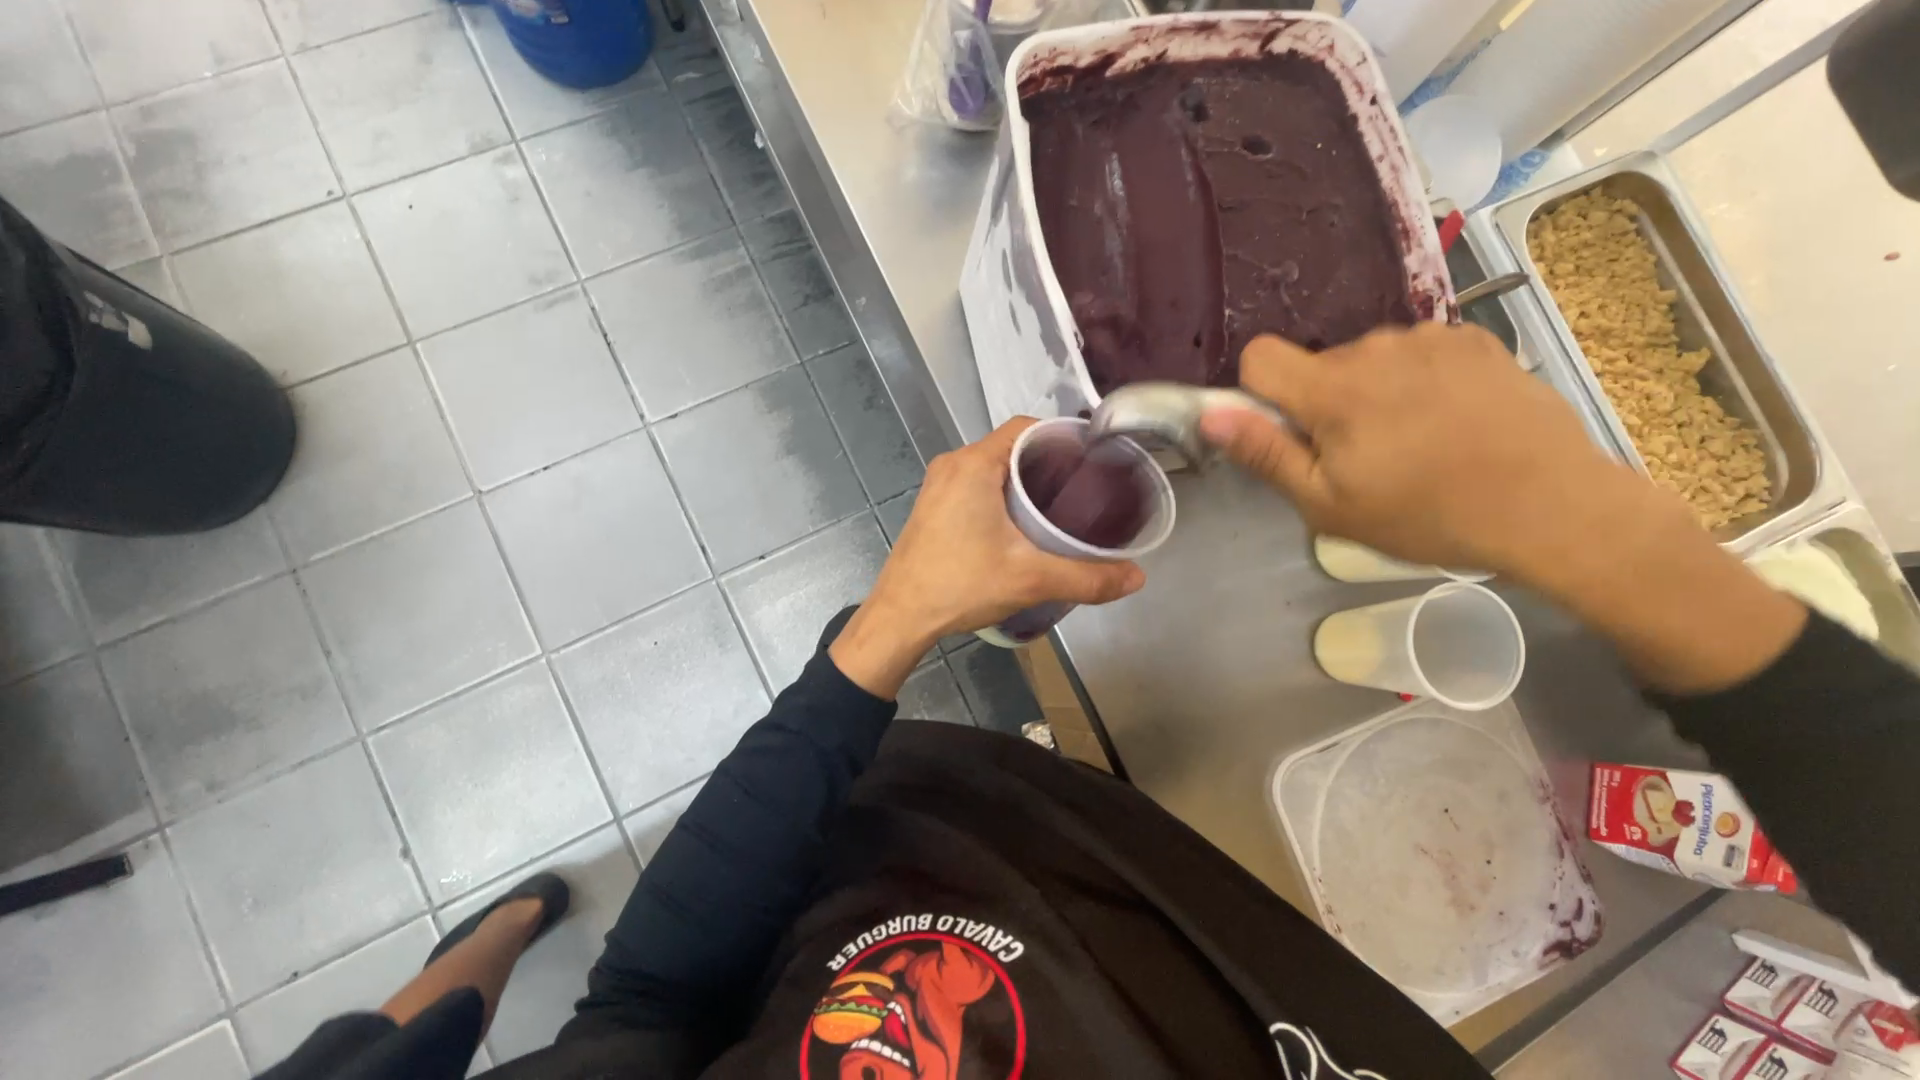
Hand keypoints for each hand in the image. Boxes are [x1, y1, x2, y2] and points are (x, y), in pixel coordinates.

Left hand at [829, 417, 1145, 697]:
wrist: (899, 618)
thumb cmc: (960, 585)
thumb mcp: (1031, 579)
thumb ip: (1088, 577)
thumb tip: (1137, 577)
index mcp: (974, 464)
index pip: (1026, 428)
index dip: (1062, 438)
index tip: (1092, 462)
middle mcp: (952, 465)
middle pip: (1010, 447)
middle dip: (1049, 463)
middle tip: (1084, 489)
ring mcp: (937, 487)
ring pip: (992, 468)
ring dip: (1024, 481)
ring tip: (1061, 507)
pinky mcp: (931, 508)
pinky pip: (975, 486)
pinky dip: (1002, 495)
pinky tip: (1023, 525)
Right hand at [1198, 323, 1635, 576]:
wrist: (1552, 504)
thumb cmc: (1428, 516)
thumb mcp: (1331, 506)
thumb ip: (1266, 454)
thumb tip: (1208, 414)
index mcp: (1332, 390)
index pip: (1259, 357)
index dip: (1259, 394)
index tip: (1290, 433)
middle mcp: (1374, 348)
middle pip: (1318, 364)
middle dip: (1324, 404)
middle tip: (1362, 458)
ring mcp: (1429, 337)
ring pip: (1368, 359)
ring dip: (1373, 392)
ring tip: (1415, 442)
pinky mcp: (1472, 339)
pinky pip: (1417, 352)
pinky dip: (1418, 380)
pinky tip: (1450, 420)